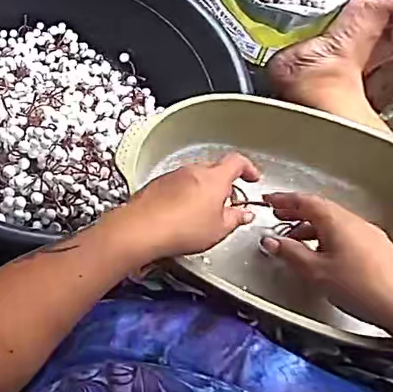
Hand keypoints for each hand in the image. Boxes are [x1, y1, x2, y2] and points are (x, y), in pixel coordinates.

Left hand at [105, 152, 259, 261]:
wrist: (141, 229)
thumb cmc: (181, 228)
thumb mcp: (219, 229)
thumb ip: (235, 218)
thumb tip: (243, 214)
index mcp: (213, 178)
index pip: (236, 162)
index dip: (247, 168)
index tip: (251, 177)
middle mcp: (191, 171)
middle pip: (213, 169)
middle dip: (223, 183)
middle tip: (227, 202)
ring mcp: (171, 176)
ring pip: (193, 176)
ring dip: (201, 189)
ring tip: (202, 212)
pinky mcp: (155, 185)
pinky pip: (174, 185)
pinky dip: (182, 194)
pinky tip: (180, 213)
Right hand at [258, 192, 392, 333]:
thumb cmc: (365, 288)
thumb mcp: (315, 271)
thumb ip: (289, 253)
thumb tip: (272, 242)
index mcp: (337, 221)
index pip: (305, 201)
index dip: (283, 199)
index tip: (269, 200)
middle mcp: (355, 223)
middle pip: (321, 210)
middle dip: (296, 212)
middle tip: (278, 215)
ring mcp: (370, 237)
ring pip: (334, 223)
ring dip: (311, 227)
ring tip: (295, 239)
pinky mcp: (379, 252)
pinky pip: (346, 236)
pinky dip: (327, 238)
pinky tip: (323, 255)